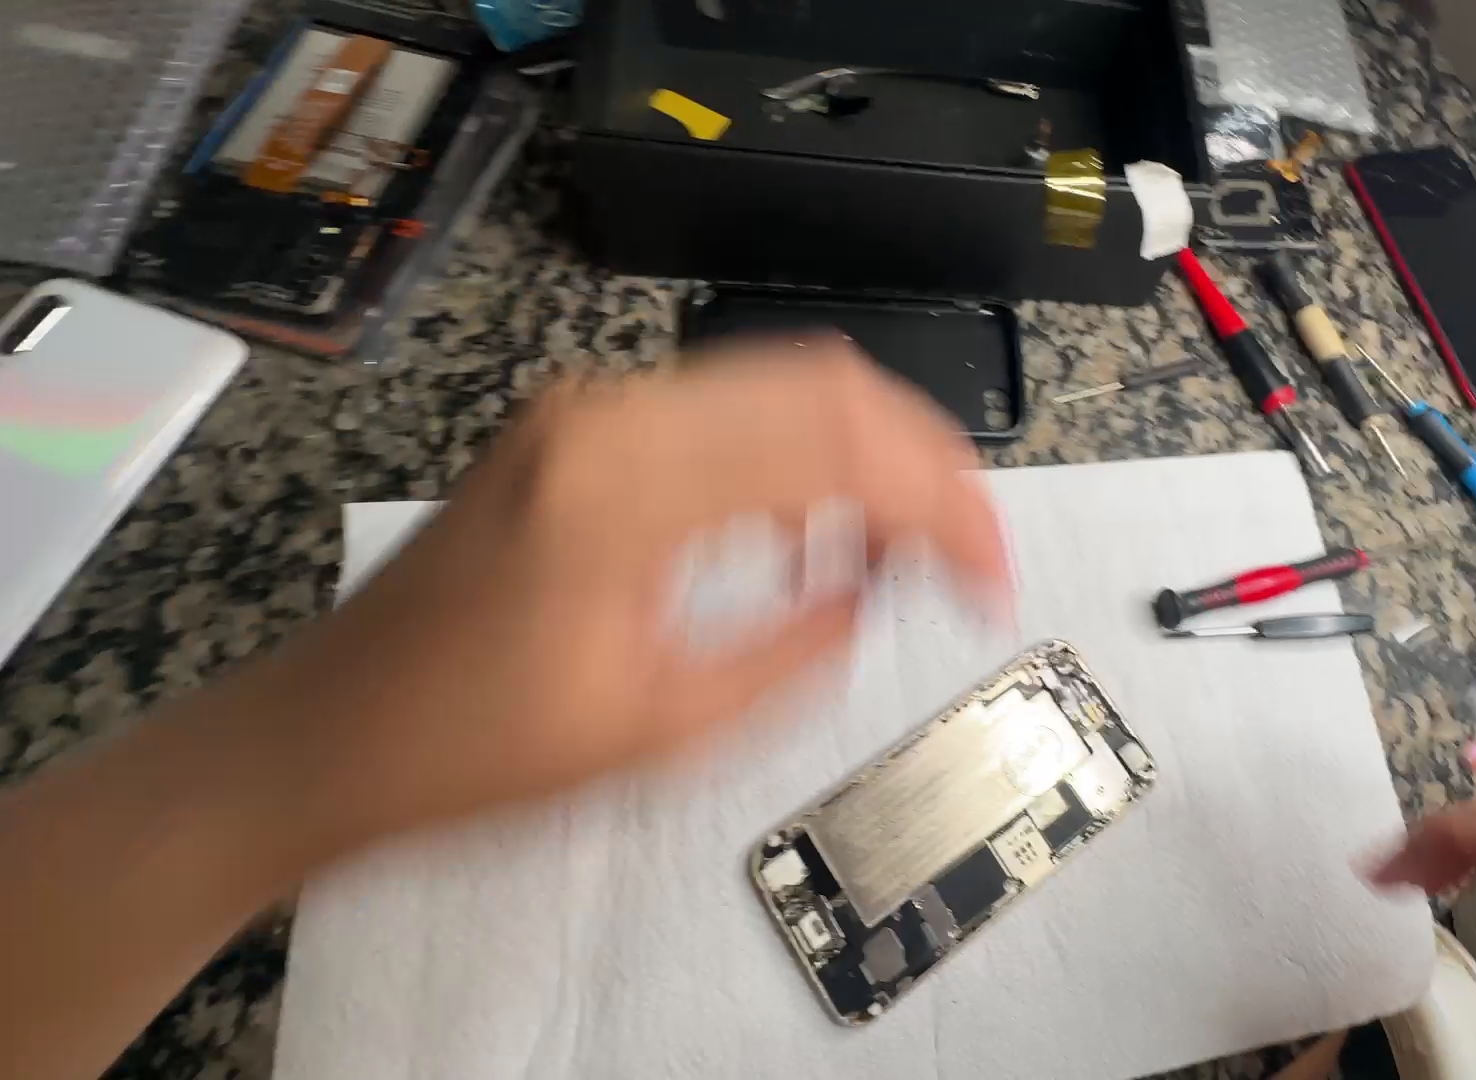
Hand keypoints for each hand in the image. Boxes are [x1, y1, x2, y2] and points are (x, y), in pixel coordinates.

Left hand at [240, 340, 1010, 863]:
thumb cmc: (480, 752)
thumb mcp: (667, 729)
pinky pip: (742, 411)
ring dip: (876, 458)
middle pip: (830, 385)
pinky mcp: (598, 422)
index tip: (991, 583)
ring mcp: (602, 404)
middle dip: (928, 467)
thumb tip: (876, 587)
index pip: (838, 448)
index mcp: (625, 486)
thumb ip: (800, 647)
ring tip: (911, 546)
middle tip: (970, 553)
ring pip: (795, 385)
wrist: (328, 733)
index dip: (943, 510)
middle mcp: (615, 411)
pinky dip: (811, 460)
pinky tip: (820, 532)